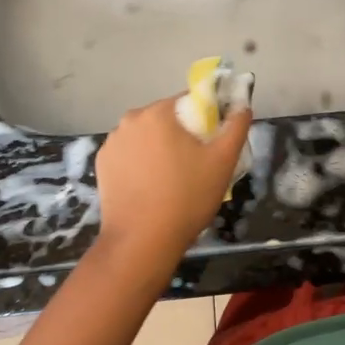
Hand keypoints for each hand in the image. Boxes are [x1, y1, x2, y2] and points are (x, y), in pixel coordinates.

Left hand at [94, 96, 250, 263]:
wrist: (141, 243)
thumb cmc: (186, 197)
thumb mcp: (223, 161)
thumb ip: (236, 126)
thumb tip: (242, 106)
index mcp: (159, 112)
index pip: (189, 100)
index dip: (205, 118)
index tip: (211, 143)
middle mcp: (130, 120)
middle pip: (166, 117)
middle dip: (182, 134)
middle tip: (196, 165)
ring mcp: (112, 142)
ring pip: (146, 136)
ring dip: (159, 147)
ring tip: (172, 180)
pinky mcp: (101, 164)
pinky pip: (129, 154)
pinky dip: (140, 162)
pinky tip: (149, 186)